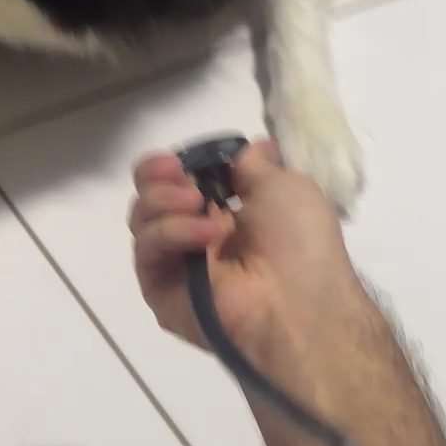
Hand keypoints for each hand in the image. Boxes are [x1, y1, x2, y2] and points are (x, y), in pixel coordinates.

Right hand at [129, 138, 368, 366]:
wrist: (299, 299)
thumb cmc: (302, 240)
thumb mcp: (288, 188)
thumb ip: (259, 167)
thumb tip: (257, 146)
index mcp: (237, 214)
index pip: (185, 181)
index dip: (177, 165)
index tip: (182, 158)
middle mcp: (204, 237)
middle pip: (152, 196)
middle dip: (158, 178)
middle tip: (181, 179)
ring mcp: (180, 264)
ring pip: (143, 219)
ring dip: (165, 202)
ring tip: (199, 204)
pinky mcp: (161, 288)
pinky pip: (148, 249)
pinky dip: (172, 233)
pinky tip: (206, 233)